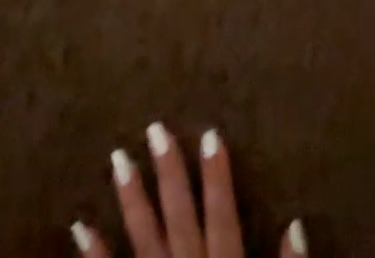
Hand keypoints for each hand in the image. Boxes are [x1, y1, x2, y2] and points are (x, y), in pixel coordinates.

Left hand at [72, 123, 305, 257]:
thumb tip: (295, 225)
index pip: (223, 214)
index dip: (218, 175)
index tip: (210, 133)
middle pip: (179, 216)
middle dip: (169, 172)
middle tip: (155, 129)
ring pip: (142, 238)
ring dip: (130, 199)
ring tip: (118, 158)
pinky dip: (94, 253)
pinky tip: (79, 225)